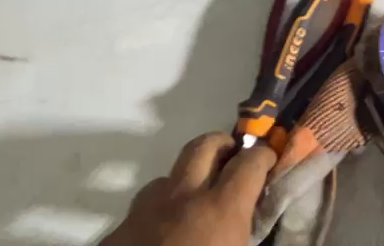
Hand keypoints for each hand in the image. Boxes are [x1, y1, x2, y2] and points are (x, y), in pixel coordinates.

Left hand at [104, 132, 276, 245]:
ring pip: (166, 179)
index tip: (269, 160)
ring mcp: (142, 214)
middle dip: (222, 146)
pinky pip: (138, 213)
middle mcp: (182, 199)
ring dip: (183, 184)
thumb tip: (252, 229)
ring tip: (192, 208)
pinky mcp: (114, 236)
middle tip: (232, 161)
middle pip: (203, 146)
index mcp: (220, 210)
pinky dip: (154, 218)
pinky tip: (158, 241)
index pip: (250, 161)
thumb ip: (247, 236)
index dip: (263, 156)